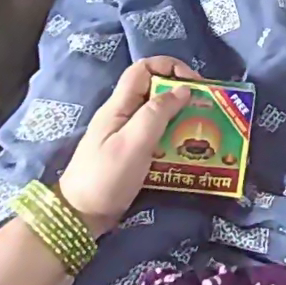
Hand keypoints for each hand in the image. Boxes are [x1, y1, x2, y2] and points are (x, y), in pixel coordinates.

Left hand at [56, 57, 200, 235]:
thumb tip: (184, 89)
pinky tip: (188, 152)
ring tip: (202, 132)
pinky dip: (175, 140)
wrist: (80, 216)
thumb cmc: (106, 177)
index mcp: (119, 106)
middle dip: (182, 96)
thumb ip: (157, 113)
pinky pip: (158, 137)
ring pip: (159, 116)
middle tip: (205, 111)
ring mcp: (127, 135)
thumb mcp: (134, 142)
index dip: (171, 68)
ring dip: (181, 119)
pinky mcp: (132, 154)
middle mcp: (123, 115)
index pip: (144, 69)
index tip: (196, 85)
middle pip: (155, 91)